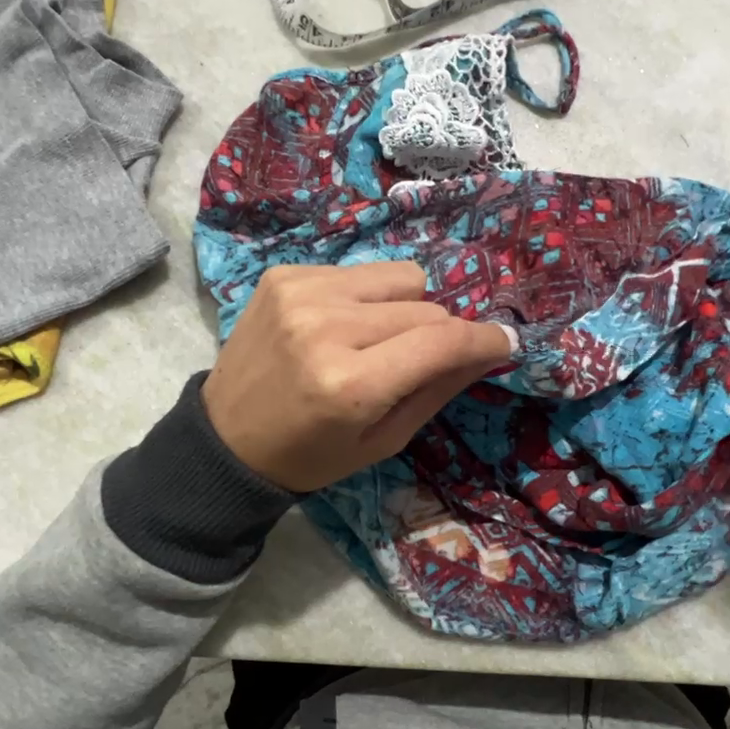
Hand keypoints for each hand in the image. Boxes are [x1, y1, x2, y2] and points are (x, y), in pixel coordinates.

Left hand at [202, 262, 513, 492]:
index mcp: (351, 383)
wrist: (225, 440)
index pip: (442, 341)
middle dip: (440, 334)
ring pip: (399, 277)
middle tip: (421, 361)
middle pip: (425, 307)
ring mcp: (301, 293)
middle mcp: (327, 327)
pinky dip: (364, 299)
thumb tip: (489, 348)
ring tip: (377, 340)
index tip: (504, 342)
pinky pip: (358, 273)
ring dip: (405, 308)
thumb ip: (436, 389)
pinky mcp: (283, 275)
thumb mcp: (382, 441)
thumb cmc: (310, 456)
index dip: (483, 340)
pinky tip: (339, 328)